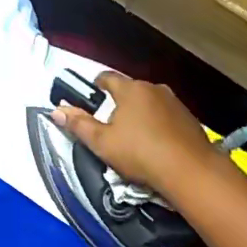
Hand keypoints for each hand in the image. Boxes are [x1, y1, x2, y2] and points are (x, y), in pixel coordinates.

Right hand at [50, 72, 222, 194]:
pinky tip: (155, 144)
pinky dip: (158, 125)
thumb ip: (78, 125)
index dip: (96, 84)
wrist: (188, 169)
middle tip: (109, 124)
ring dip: (140, 114)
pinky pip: (166, 116)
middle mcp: (154, 88)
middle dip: (119, 103)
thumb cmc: (139, 153)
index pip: (108, 77)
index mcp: (130, 90)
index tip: (91, 94)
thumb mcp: (101, 143)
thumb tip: (57, 110)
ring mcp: (175, 102)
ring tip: (133, 137)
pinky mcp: (189, 118)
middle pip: (130, 90)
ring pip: (150, 103)